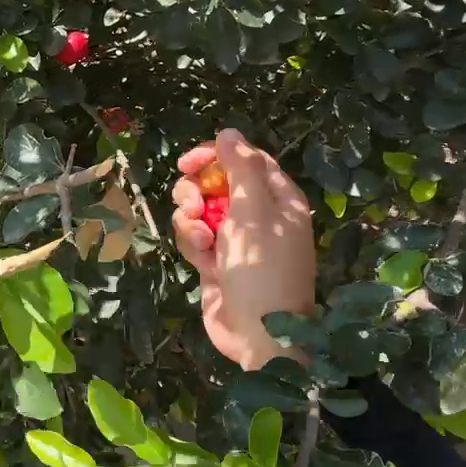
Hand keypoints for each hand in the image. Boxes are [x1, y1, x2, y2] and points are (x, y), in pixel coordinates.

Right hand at [170, 129, 315, 369]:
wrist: (259, 335)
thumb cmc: (263, 269)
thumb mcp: (254, 212)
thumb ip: (240, 168)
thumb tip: (229, 131)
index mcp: (277, 199)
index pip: (246, 160)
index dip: (216, 155)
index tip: (188, 162)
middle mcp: (256, 215)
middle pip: (215, 182)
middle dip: (195, 190)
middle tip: (191, 204)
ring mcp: (234, 239)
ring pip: (198, 209)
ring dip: (190, 218)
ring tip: (200, 237)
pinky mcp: (214, 260)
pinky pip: (194, 236)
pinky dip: (192, 242)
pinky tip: (200, 258)